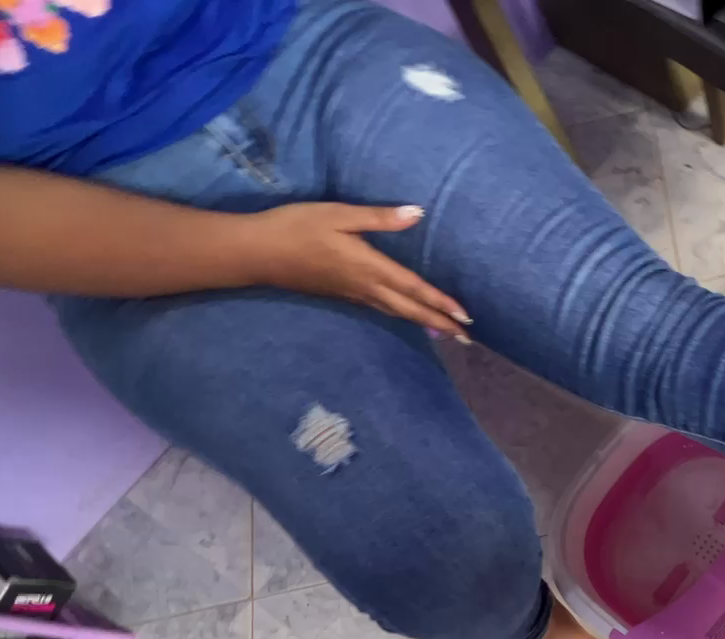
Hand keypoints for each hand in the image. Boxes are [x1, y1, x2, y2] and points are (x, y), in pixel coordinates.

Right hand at [234, 202, 470, 336]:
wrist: (255, 253)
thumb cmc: (295, 227)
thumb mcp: (338, 215)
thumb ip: (379, 217)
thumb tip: (417, 213)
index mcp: (371, 268)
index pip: (415, 290)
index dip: (442, 304)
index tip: (466, 317)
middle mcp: (368, 287)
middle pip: (412, 310)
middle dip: (442, 324)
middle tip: (469, 339)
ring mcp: (357, 295)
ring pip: (400, 313)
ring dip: (426, 323)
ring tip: (449, 333)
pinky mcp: (346, 296)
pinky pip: (384, 310)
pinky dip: (405, 316)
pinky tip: (411, 317)